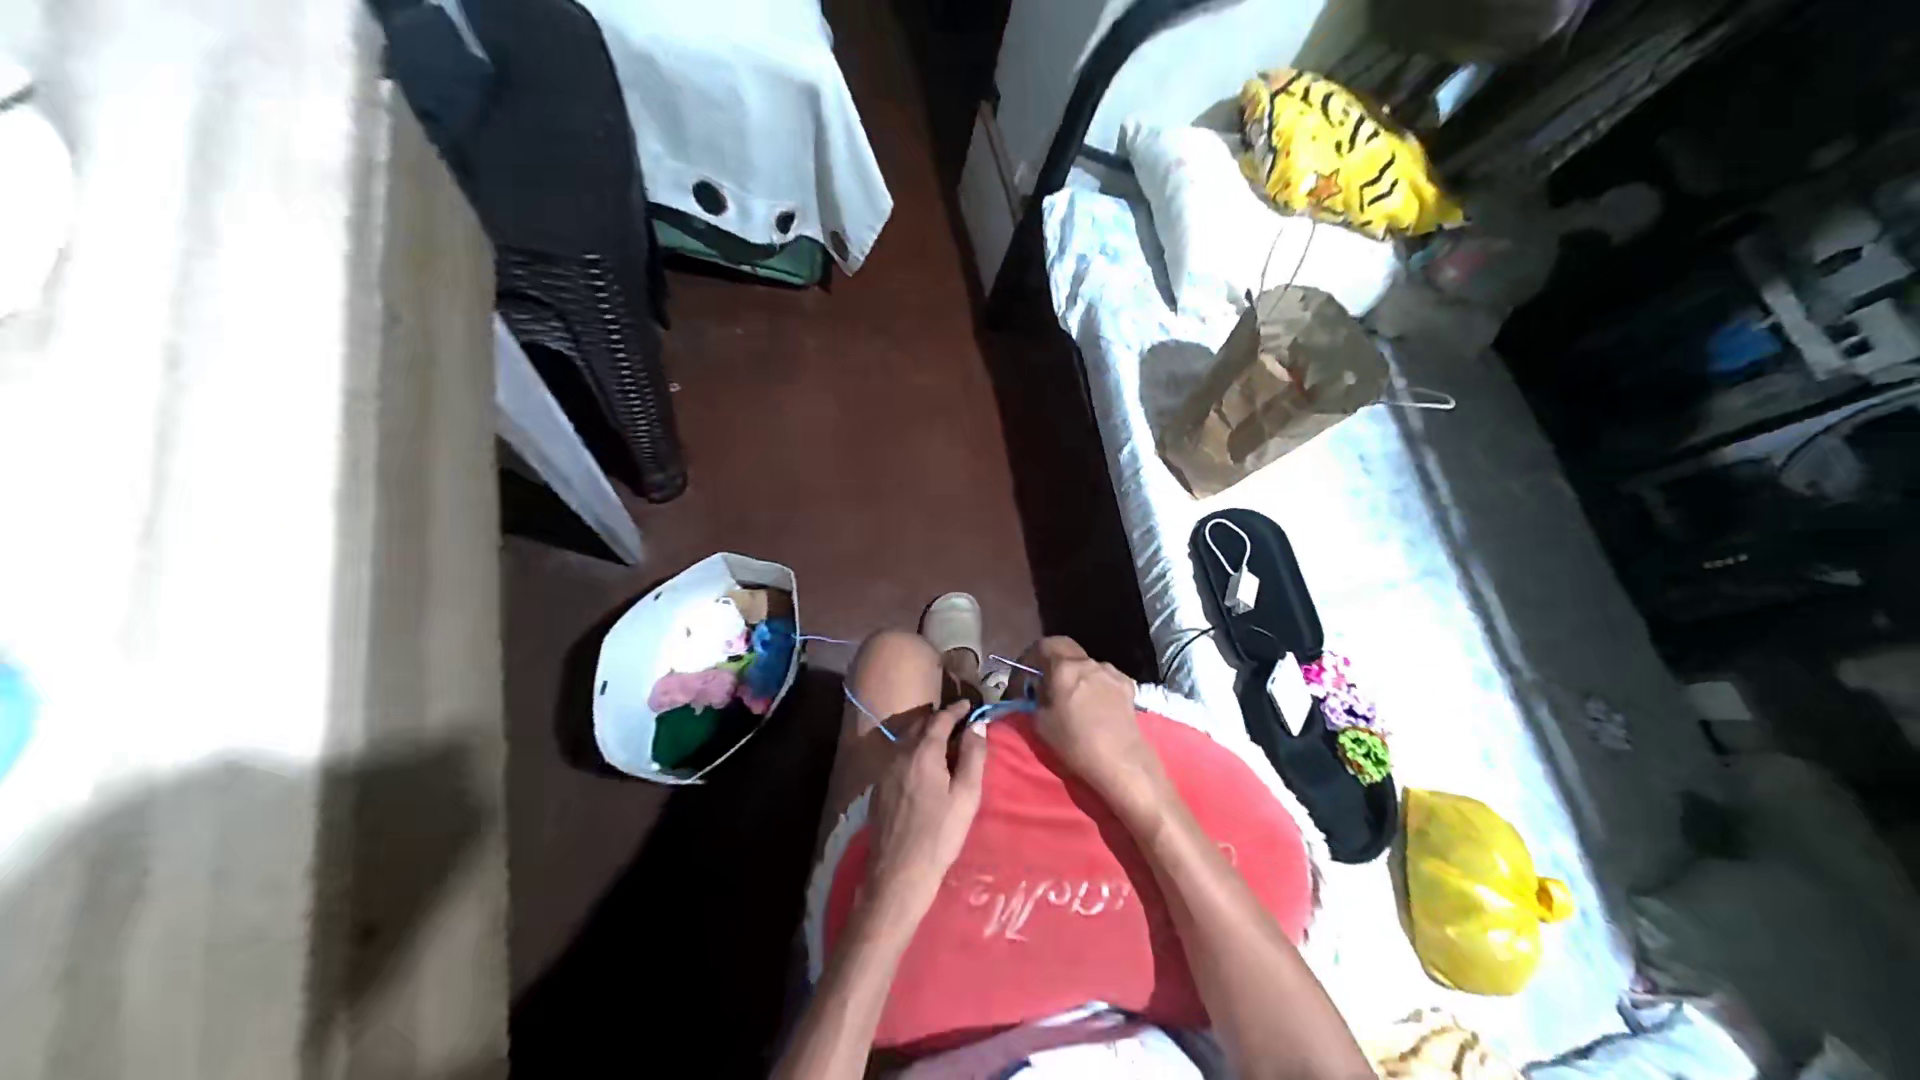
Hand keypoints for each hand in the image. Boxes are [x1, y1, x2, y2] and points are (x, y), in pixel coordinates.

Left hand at [864, 701, 987, 922]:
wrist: (899, 872)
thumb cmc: (940, 834)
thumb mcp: (966, 795)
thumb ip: (973, 756)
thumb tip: (978, 725)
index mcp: (922, 752)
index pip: (940, 719)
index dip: (956, 710)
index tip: (969, 706)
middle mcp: (899, 754)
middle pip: (920, 726)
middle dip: (939, 720)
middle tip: (959, 723)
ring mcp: (885, 771)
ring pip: (907, 741)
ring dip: (925, 736)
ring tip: (945, 744)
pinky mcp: (879, 788)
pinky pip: (899, 758)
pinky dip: (914, 752)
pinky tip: (924, 768)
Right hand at [1029, 637, 1166, 815]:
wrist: (1121, 761)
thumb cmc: (1075, 743)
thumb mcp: (1040, 722)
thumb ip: (1036, 697)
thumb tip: (1038, 688)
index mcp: (1064, 668)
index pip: (1044, 644)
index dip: (1032, 656)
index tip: (1027, 674)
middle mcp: (1088, 663)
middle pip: (1067, 649)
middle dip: (1054, 661)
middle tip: (1048, 683)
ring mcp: (1111, 672)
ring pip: (1087, 664)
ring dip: (1076, 674)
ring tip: (1074, 698)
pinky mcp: (1128, 685)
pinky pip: (1104, 677)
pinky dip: (1095, 684)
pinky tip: (1096, 704)